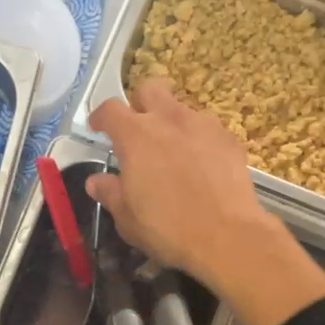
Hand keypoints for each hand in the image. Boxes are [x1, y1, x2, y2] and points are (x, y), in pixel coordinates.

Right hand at [87, 81, 324, 324]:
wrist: (226, 235)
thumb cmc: (167, 229)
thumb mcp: (127, 218)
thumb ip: (110, 193)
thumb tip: (96, 181)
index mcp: (136, 136)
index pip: (111, 110)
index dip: (100, 117)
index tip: (98, 128)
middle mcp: (169, 119)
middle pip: (150, 89)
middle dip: (140, 103)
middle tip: (138, 130)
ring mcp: (203, 125)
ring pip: (181, 109)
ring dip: (171, 124)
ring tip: (172, 153)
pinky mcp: (228, 138)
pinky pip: (207, 130)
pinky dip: (198, 141)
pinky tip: (200, 167)